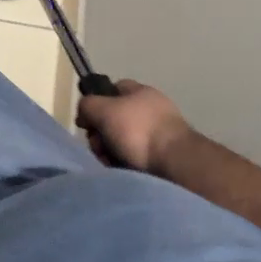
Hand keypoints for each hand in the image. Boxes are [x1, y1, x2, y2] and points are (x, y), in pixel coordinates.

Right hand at [75, 79, 194, 173]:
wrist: (176, 164)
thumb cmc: (138, 130)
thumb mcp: (104, 110)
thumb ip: (87, 105)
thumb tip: (84, 113)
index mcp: (140, 91)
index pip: (111, 89)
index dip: (96, 103)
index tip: (87, 122)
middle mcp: (151, 109)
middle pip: (115, 119)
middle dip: (102, 134)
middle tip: (99, 147)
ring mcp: (160, 134)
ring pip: (124, 141)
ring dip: (112, 152)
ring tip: (112, 163)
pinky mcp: (165, 157)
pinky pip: (137, 158)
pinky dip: (127, 164)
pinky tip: (125, 171)